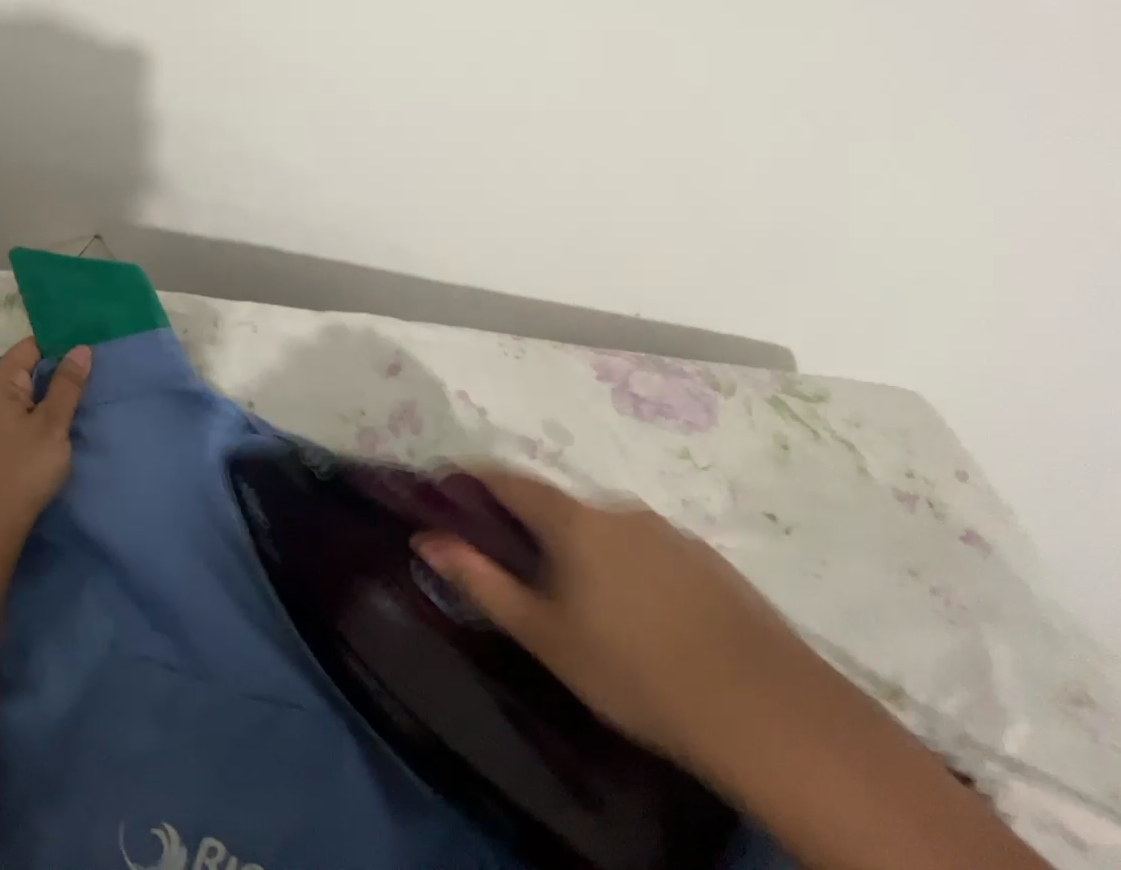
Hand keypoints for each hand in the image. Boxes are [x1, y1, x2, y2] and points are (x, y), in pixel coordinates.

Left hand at [0, 337, 90, 553]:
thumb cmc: (23, 471)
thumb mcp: (52, 426)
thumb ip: (67, 386)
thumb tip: (80, 348)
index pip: (27, 348)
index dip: (57, 346)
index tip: (87, 352)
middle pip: (20, 373)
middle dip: (53, 375)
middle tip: (89, 380)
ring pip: (15, 400)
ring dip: (42, 401)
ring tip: (74, 406)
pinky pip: (8, 422)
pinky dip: (29, 421)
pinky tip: (47, 436)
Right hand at [411, 468, 812, 769]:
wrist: (767, 714)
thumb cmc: (630, 671)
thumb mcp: (541, 633)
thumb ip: (479, 579)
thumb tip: (426, 539)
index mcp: (574, 521)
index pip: (507, 479)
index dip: (470, 479)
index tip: (444, 492)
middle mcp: (620, 511)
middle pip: (555, 504)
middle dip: (523, 524)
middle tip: (507, 567)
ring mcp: (670, 533)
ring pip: (601, 528)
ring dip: (573, 546)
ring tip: (570, 599)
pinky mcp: (706, 560)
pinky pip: (641, 547)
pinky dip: (618, 563)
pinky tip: (630, 613)